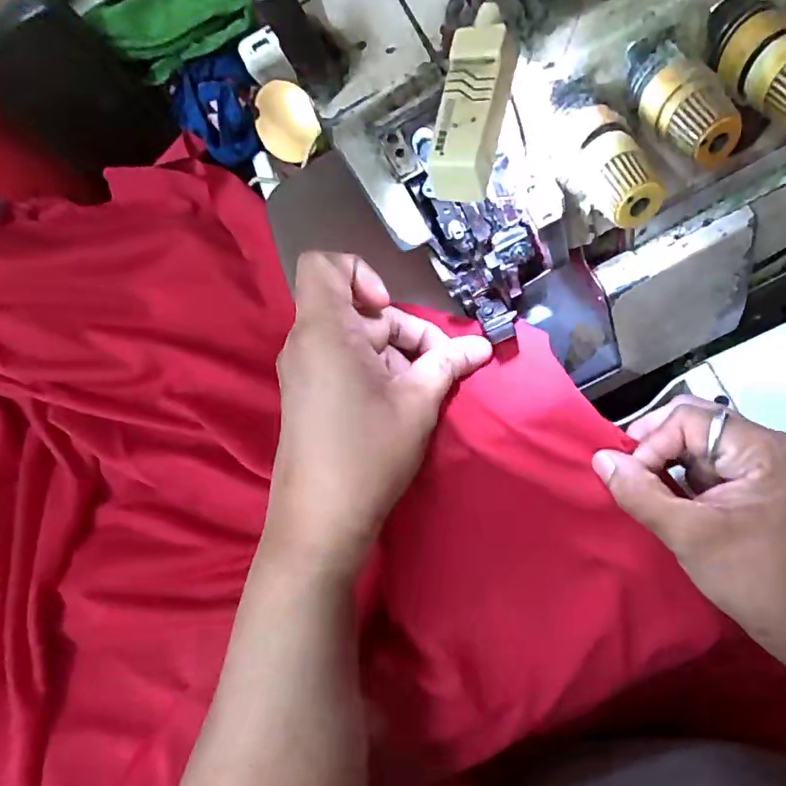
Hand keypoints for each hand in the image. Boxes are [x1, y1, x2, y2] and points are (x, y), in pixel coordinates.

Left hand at [266, 252, 493, 567]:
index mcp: (324, 330)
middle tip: (439, 366)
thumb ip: (448, 364)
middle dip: (403, 330)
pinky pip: (343, 364)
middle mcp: (306, 343)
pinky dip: (375, 372)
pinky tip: (402, 405)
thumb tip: (482, 346)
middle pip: (356, 309)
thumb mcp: (418, 403)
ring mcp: (303, 372)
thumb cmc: (369, 452)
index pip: (326, 265)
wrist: (320, 521)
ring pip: (355, 340)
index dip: (363, 274)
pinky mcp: (307, 397)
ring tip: (426, 391)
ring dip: (395, 356)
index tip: (391, 311)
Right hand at [592, 396, 785, 659]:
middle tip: (628, 474)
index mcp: (762, 447)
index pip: (690, 418)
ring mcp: (756, 458)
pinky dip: (674, 470)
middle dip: (654, 445)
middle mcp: (763, 442)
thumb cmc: (746, 576)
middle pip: (692, 420)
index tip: (630, 479)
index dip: (652, 443)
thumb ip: (641, 493)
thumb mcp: (688, 534)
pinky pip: (700, 457)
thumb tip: (600, 458)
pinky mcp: (746, 476)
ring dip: (661, 458)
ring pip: (692, 437)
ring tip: (642, 486)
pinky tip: (661, 492)